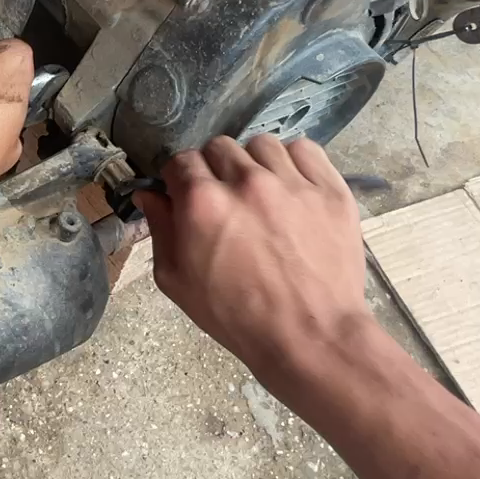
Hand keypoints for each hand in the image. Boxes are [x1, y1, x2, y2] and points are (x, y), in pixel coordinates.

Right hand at [134, 135, 372, 380]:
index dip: (177, 179)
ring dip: (251, 161)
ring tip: (257, 190)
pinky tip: (288, 185)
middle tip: (220, 197)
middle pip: (218, 147)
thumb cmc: (233, 315)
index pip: (180, 161)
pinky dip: (292, 160)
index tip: (183, 196)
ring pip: (261, 143)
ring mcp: (291, 182)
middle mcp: (245, 181)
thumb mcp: (175, 280)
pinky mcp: (330, 189)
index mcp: (201, 202)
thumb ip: (160, 229)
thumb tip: (149, 196)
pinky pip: (305, 149)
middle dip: (212, 168)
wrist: (308, 335)